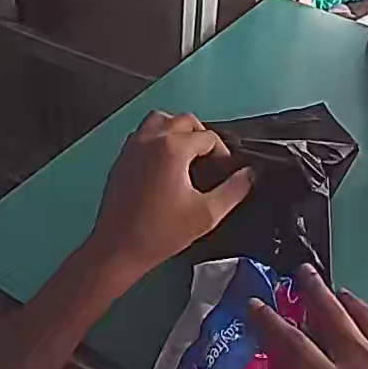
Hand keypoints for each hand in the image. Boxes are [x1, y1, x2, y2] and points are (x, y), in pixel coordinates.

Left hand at [82, 111, 255, 284]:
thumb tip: (249, 174)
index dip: (222, 153)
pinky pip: (143, 133)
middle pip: (185, 120)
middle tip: (210, 160)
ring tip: (187, 154)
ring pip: (160, 119)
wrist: (118, 249)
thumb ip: (234, 190)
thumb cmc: (160, 232)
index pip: (208, 137)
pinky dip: (157, 138)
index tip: (223, 172)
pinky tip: (165, 162)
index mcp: (173, 148)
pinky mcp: (122, 158)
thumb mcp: (207, 214)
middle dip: (202, 136)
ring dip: (177, 130)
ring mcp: (133, 146)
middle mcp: (151, 139)